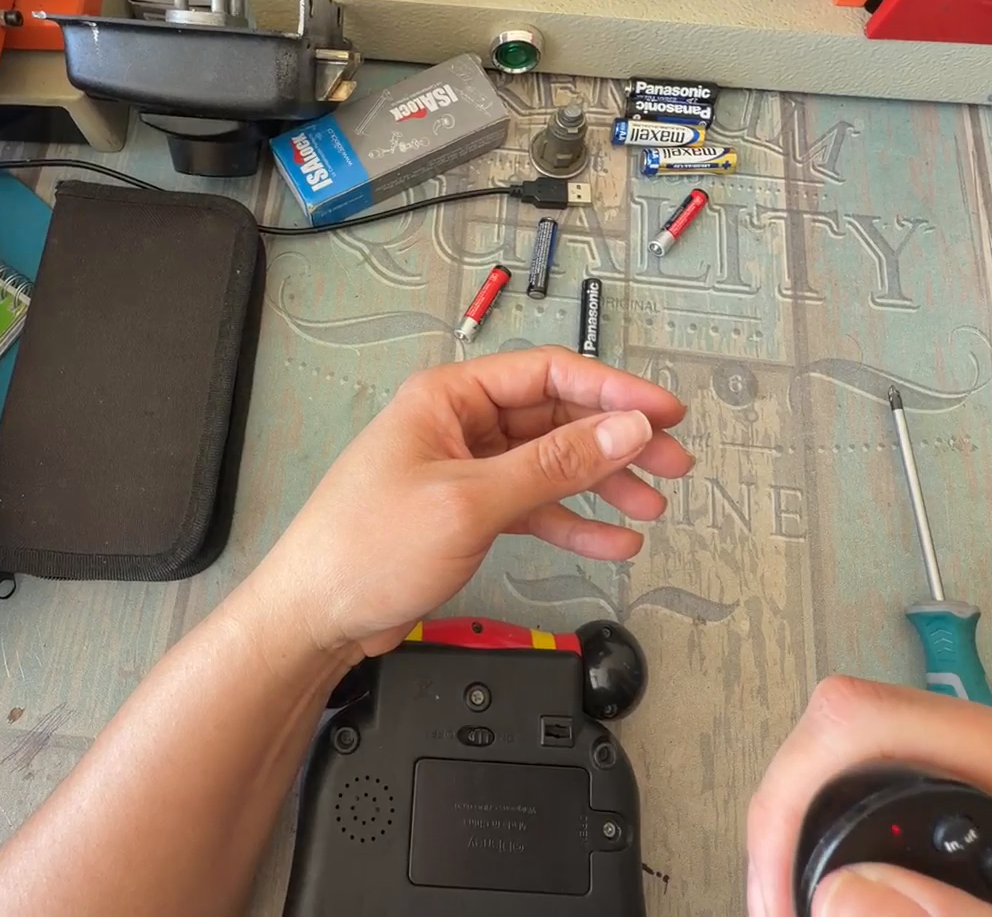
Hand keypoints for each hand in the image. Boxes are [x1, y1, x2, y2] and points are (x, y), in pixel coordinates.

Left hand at [247, 346, 691, 657]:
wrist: (317, 616)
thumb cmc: (370, 546)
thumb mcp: (470, 501)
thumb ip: (553, 465)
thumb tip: (626, 429)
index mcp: (450, 396)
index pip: (547, 375)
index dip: (613, 391)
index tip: (665, 414)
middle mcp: (461, 424)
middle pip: (556, 419)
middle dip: (616, 441)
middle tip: (674, 464)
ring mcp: (467, 469)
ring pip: (551, 464)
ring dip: (603, 483)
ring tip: (653, 506)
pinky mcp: (469, 511)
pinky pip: (534, 507)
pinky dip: (572, 523)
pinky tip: (612, 542)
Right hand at [747, 677, 991, 916]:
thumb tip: (842, 893)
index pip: (873, 719)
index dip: (796, 792)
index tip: (780, 890)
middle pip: (872, 729)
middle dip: (812, 821)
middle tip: (796, 909)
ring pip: (895, 750)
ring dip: (845, 831)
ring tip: (834, 904)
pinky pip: (935, 777)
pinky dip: (890, 834)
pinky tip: (893, 891)